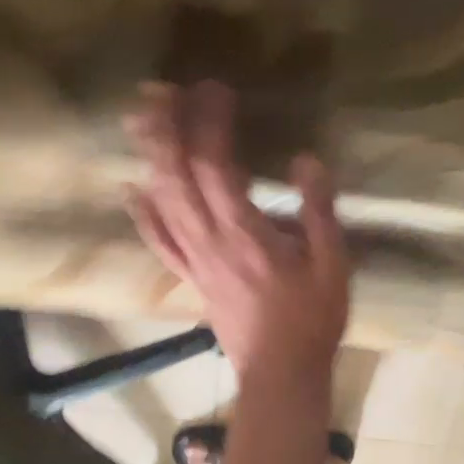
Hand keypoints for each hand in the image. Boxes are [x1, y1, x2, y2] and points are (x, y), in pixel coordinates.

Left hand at [126, 81, 349, 385]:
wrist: (280, 375)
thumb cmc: (311, 322)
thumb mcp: (332, 265)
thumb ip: (319, 212)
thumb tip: (306, 160)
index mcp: (244, 234)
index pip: (217, 166)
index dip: (211, 123)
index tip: (216, 88)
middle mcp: (209, 241)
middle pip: (175, 176)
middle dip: (166, 128)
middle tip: (161, 88)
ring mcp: (195, 261)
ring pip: (161, 201)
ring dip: (150, 157)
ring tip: (141, 119)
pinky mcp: (192, 278)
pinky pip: (159, 240)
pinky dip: (143, 211)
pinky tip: (132, 189)